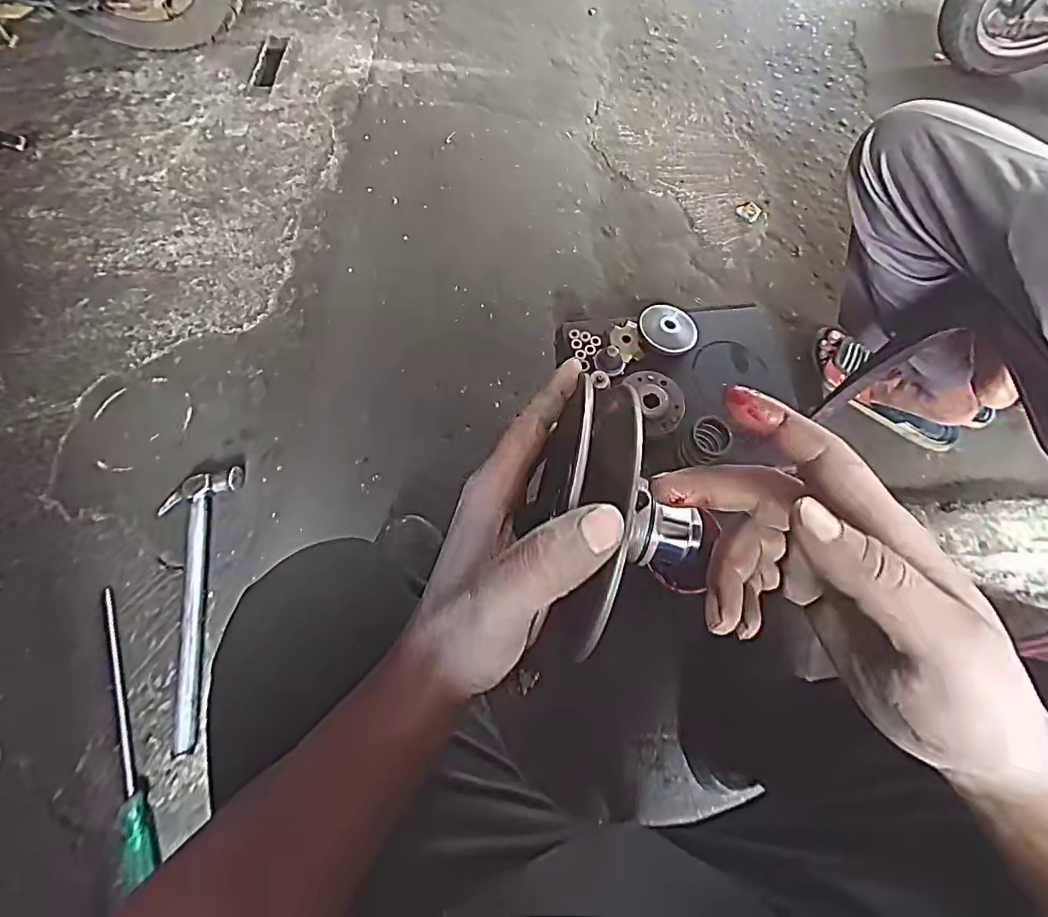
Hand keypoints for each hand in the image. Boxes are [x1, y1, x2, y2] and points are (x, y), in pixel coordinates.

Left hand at [403, 359, 624, 698]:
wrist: (440, 677)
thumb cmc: (458, 636)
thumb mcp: (506, 593)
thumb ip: (552, 557)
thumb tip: (603, 518)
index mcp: (490, 497)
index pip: (525, 431)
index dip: (552, 397)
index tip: (578, 371)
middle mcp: (497, 503)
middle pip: (535, 443)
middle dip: (568, 414)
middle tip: (602, 398)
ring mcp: (508, 526)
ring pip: (545, 472)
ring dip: (574, 450)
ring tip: (607, 439)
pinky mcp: (522, 550)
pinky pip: (555, 504)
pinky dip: (579, 490)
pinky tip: (598, 503)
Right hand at [658, 387, 1047, 797]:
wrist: (979, 747)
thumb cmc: (976, 693)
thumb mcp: (935, 636)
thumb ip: (869, 569)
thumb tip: (806, 511)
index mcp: (885, 533)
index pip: (826, 461)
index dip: (780, 425)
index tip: (736, 403)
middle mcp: (853, 538)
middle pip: (773, 495)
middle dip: (718, 491)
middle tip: (669, 494)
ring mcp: (833, 565)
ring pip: (759, 536)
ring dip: (727, 566)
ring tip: (723, 615)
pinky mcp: (819, 594)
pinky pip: (762, 571)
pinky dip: (738, 589)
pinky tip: (739, 619)